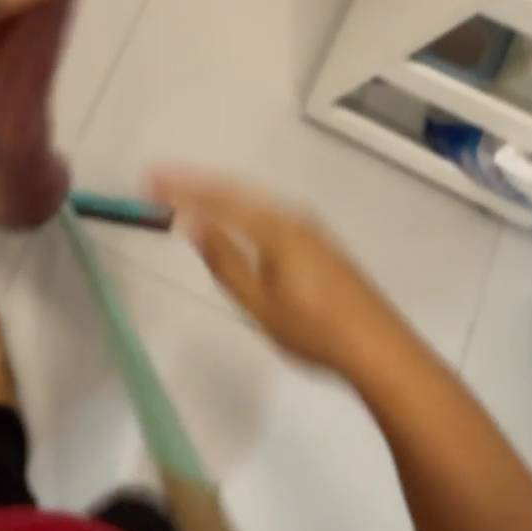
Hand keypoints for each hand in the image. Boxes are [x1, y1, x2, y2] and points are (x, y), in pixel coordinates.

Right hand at [155, 171, 399, 373]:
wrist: (383, 352)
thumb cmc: (315, 332)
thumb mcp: (259, 303)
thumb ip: (224, 262)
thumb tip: (194, 226)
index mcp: (274, 228)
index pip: (217, 200)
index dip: (180, 189)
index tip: (148, 181)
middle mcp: (291, 217)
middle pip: (234, 190)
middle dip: (193, 182)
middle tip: (157, 179)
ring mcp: (308, 228)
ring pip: (251, 198)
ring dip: (214, 192)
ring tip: (183, 190)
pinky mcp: (317, 241)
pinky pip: (265, 209)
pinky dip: (236, 204)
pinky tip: (229, 213)